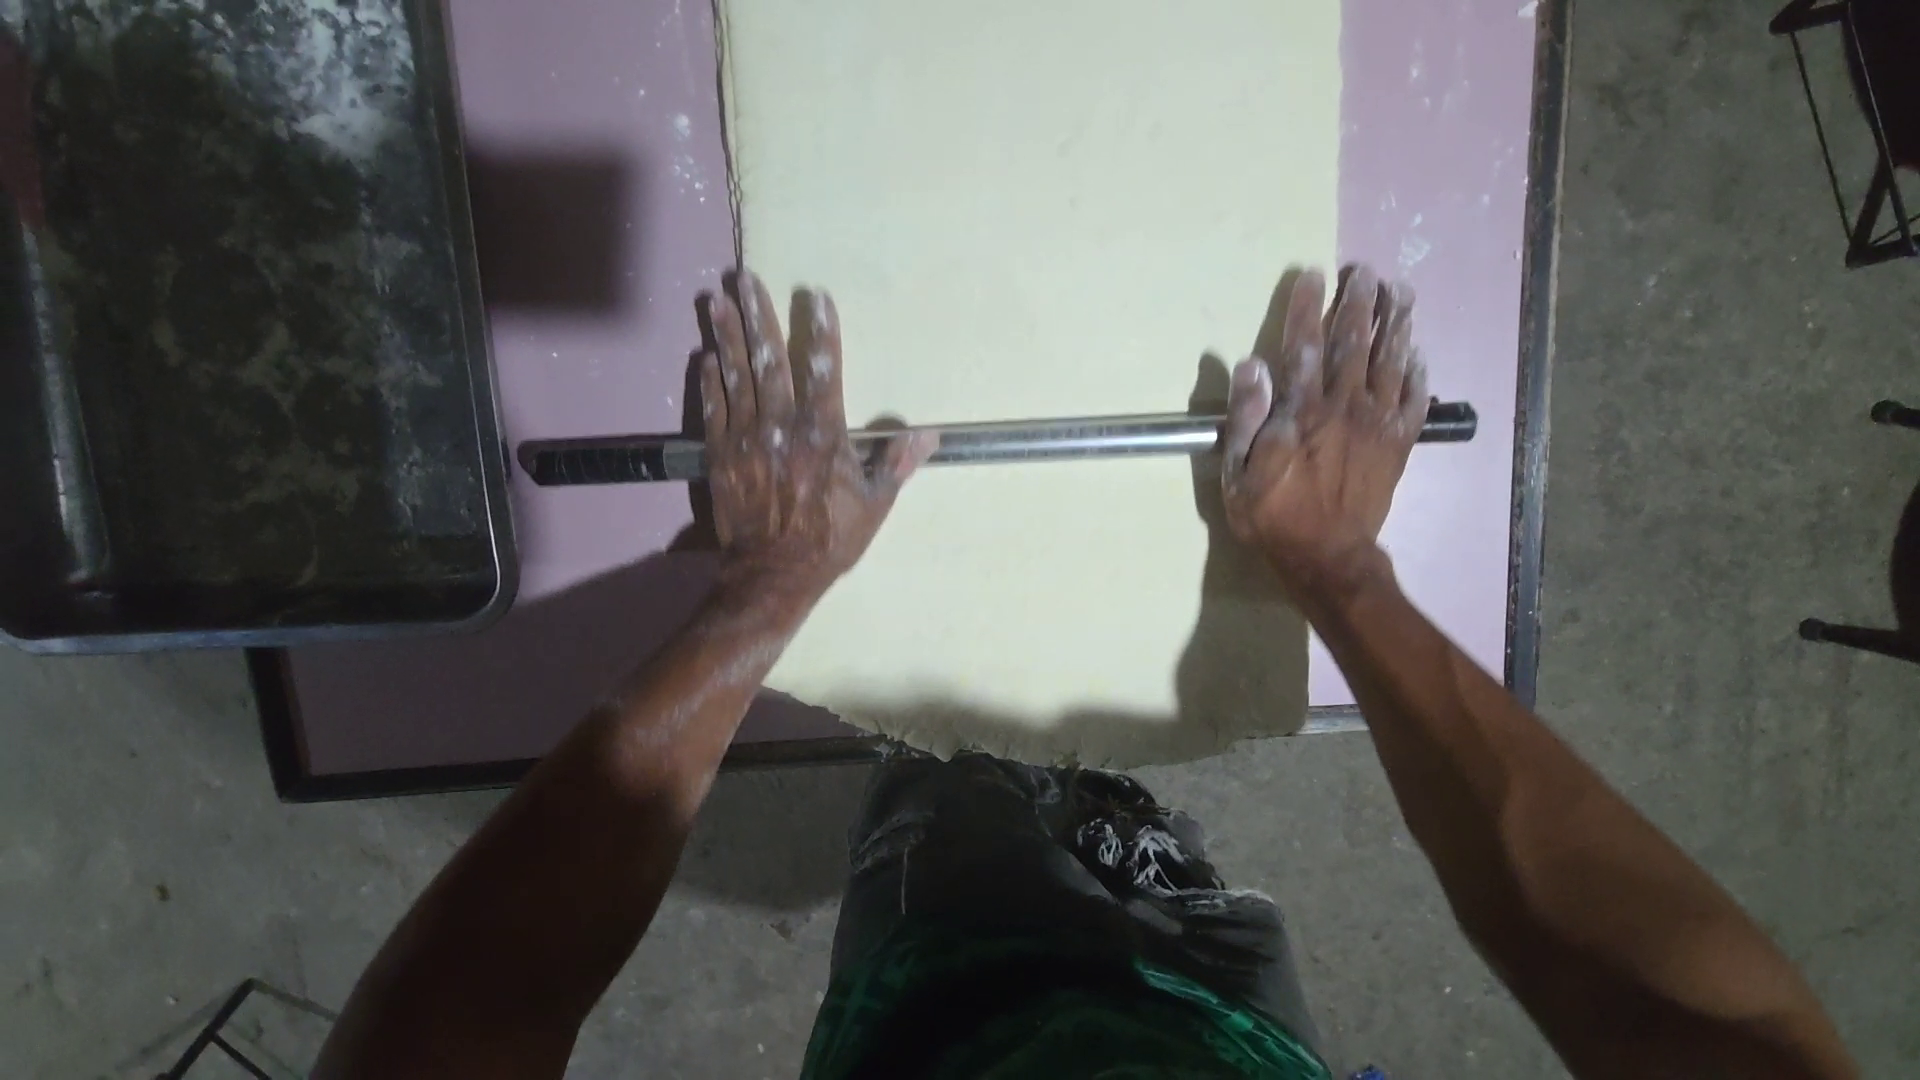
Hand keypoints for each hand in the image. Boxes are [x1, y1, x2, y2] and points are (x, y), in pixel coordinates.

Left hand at [699, 271, 935, 598]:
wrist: (774, 575)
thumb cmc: (831, 540)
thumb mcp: (875, 506)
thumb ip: (897, 464)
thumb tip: (930, 433)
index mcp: (824, 436)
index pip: (823, 371)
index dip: (821, 331)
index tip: (816, 296)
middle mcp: (782, 428)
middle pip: (769, 361)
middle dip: (758, 316)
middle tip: (746, 277)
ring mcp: (747, 440)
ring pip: (736, 377)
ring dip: (726, 336)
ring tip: (715, 298)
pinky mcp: (721, 456)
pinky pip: (714, 409)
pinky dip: (711, 381)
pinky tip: (706, 354)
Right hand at [1220, 265, 1428, 602]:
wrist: (1326, 555)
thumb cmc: (1273, 515)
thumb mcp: (1238, 472)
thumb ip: (1245, 417)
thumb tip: (1251, 365)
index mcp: (1301, 410)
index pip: (1304, 345)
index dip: (1306, 307)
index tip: (1310, 274)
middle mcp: (1344, 405)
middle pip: (1354, 342)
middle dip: (1358, 302)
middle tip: (1363, 271)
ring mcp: (1377, 423)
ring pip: (1391, 360)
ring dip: (1396, 323)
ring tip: (1400, 291)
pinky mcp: (1399, 443)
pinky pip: (1415, 398)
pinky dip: (1418, 372)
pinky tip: (1418, 353)